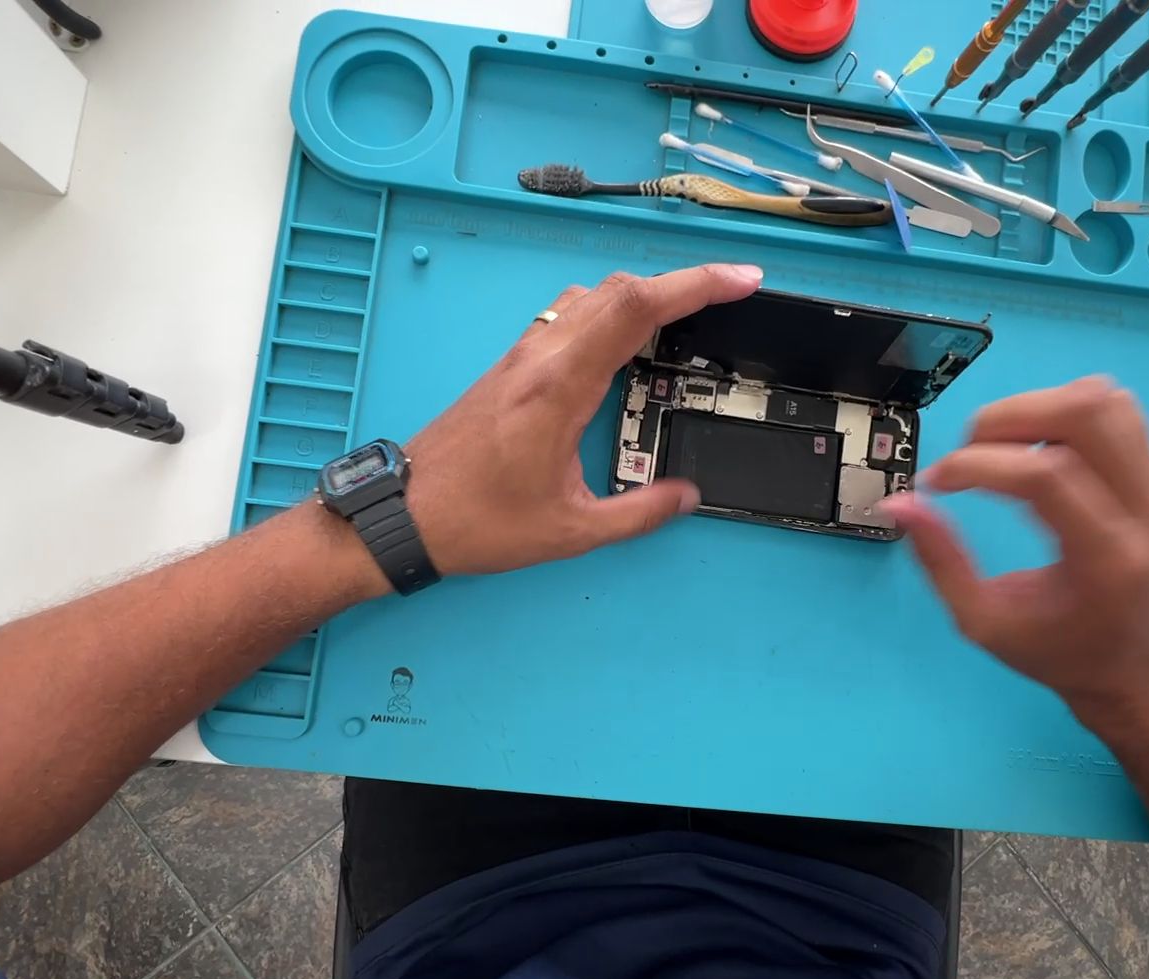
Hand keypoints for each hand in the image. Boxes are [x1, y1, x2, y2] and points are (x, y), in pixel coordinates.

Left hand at [402, 263, 763, 576]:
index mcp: (560, 387)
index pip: (637, 308)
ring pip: (590, 297)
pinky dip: (609, 313)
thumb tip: (686, 497)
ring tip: (684, 318)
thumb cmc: (479, 522)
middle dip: (682, 283)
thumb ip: (638, 514)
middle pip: (618, 289)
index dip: (696, 283)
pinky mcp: (511, 366)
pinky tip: (624, 344)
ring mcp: (522, 356)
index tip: (741, 279)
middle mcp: (540, 358)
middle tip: (728, 295)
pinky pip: (568, 318)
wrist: (407, 514)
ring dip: (642, 295)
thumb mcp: (571, 530)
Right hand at [882, 377, 1148, 727]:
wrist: (1131, 663)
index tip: (933, 484)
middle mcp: (1145, 510)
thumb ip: (940, 560)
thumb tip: (897, 504)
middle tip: (966, 453)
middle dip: (1006, 417)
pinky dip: (1059, 412)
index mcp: (1105, 558)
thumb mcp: (982, 622)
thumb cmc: (1056, 650)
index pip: (1045, 475)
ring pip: (1104, 400)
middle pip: (1086, 413)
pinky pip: (1113, 411)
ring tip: (996, 447)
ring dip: (1034, 408)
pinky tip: (1028, 447)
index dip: (975, 465)